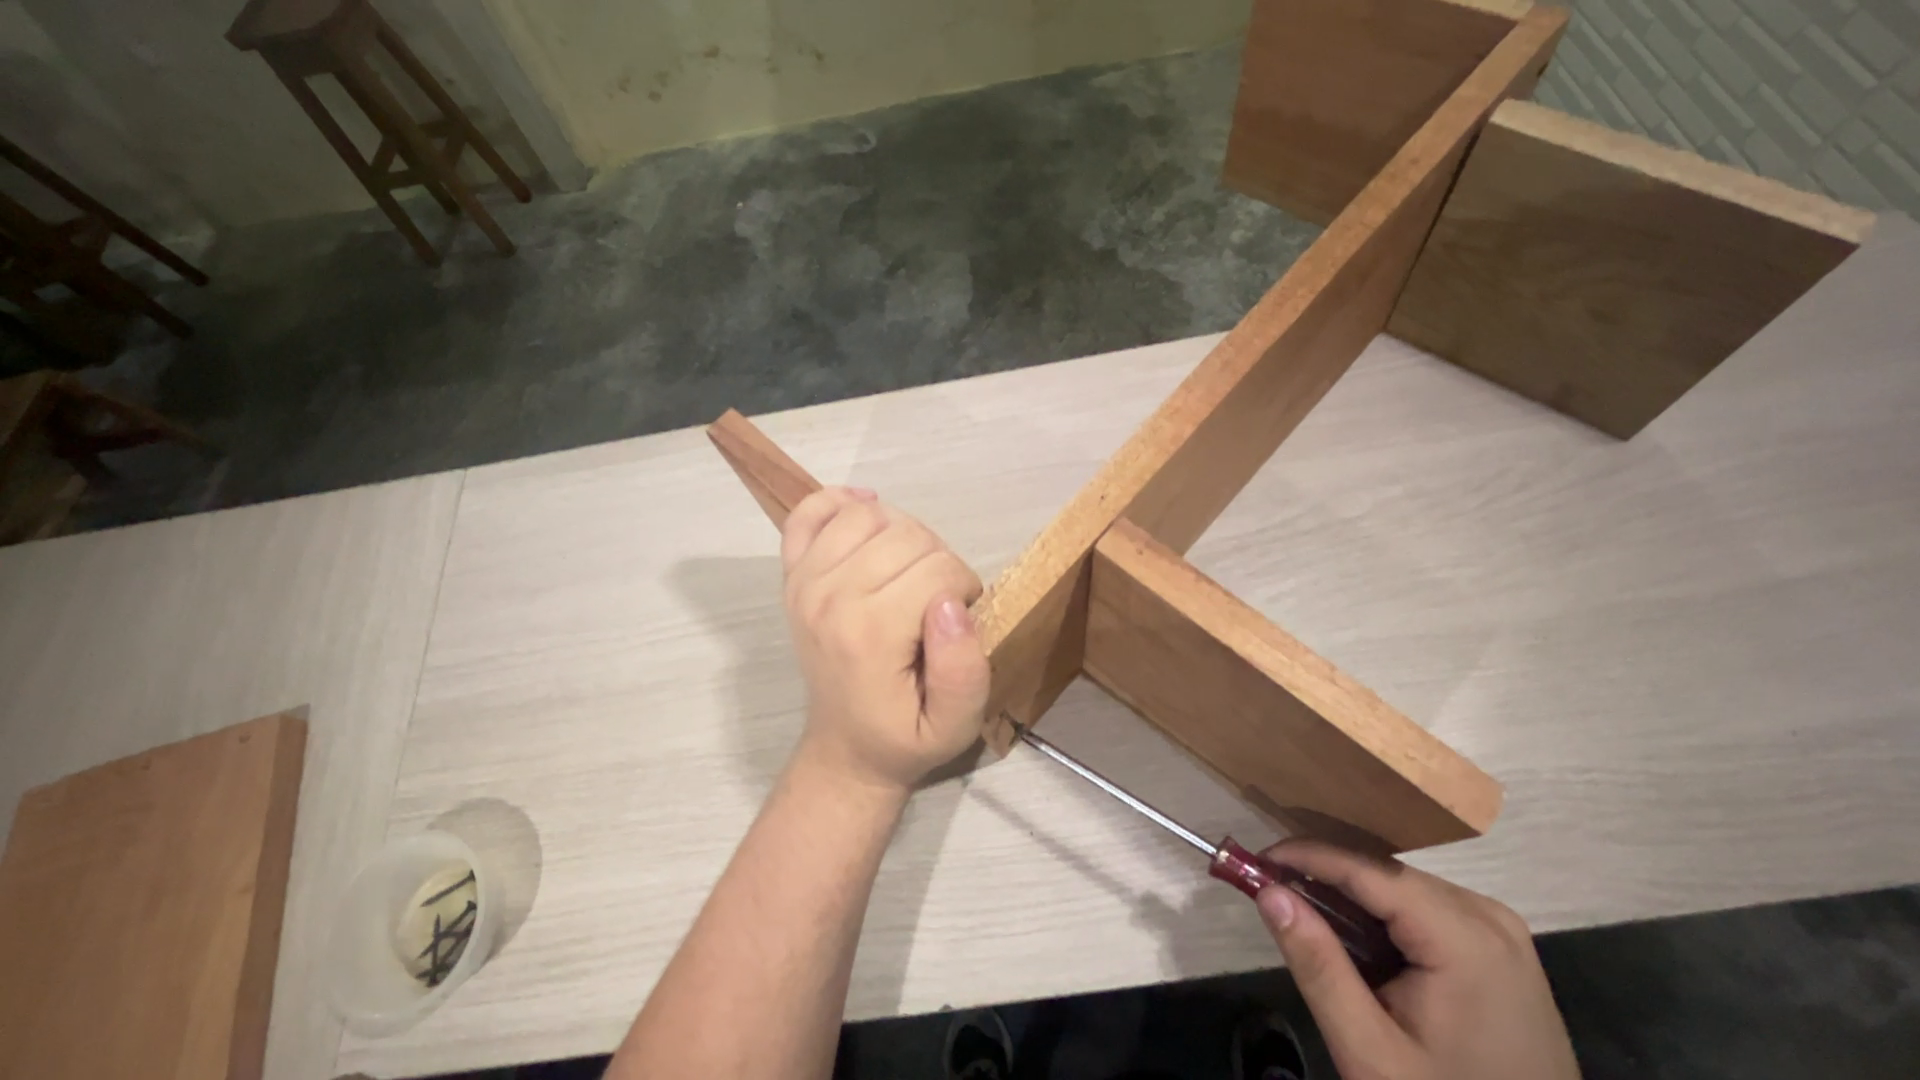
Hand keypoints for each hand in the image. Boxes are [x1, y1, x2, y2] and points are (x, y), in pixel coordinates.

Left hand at [779, 487, 989, 793]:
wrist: (846, 747)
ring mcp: (805, 580)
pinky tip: (870, 522)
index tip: (959, 622)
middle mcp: (830, 596)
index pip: (940, 568)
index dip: (965, 589)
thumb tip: (951, 604)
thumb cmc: (906, 736)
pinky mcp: (793, 574)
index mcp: (870, 633)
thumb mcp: (955, 725)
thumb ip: (964, 671)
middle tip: (937, 601)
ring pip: (870, 514)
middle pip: (909, 534)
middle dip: (940, 561)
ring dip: (904, 534)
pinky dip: (843, 503)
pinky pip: (813, 510)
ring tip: (910, 573)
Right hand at [1254, 841, 1579, 1079]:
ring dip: (1351, 898)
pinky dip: (1384, 917)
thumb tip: (1268, 892)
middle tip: (1268, 892)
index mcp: (1465, 936)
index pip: (1370, 869)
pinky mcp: (1502, 949)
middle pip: (1388, 876)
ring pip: (1405, 890)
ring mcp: (1501, 931)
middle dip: (1325, 878)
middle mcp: (1489, 916)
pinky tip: (1355, 942)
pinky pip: (1428, 911)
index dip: (1307, 856)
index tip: (1252, 859)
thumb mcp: (1370, 1050)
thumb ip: (1318, 966)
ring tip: (1303, 917)